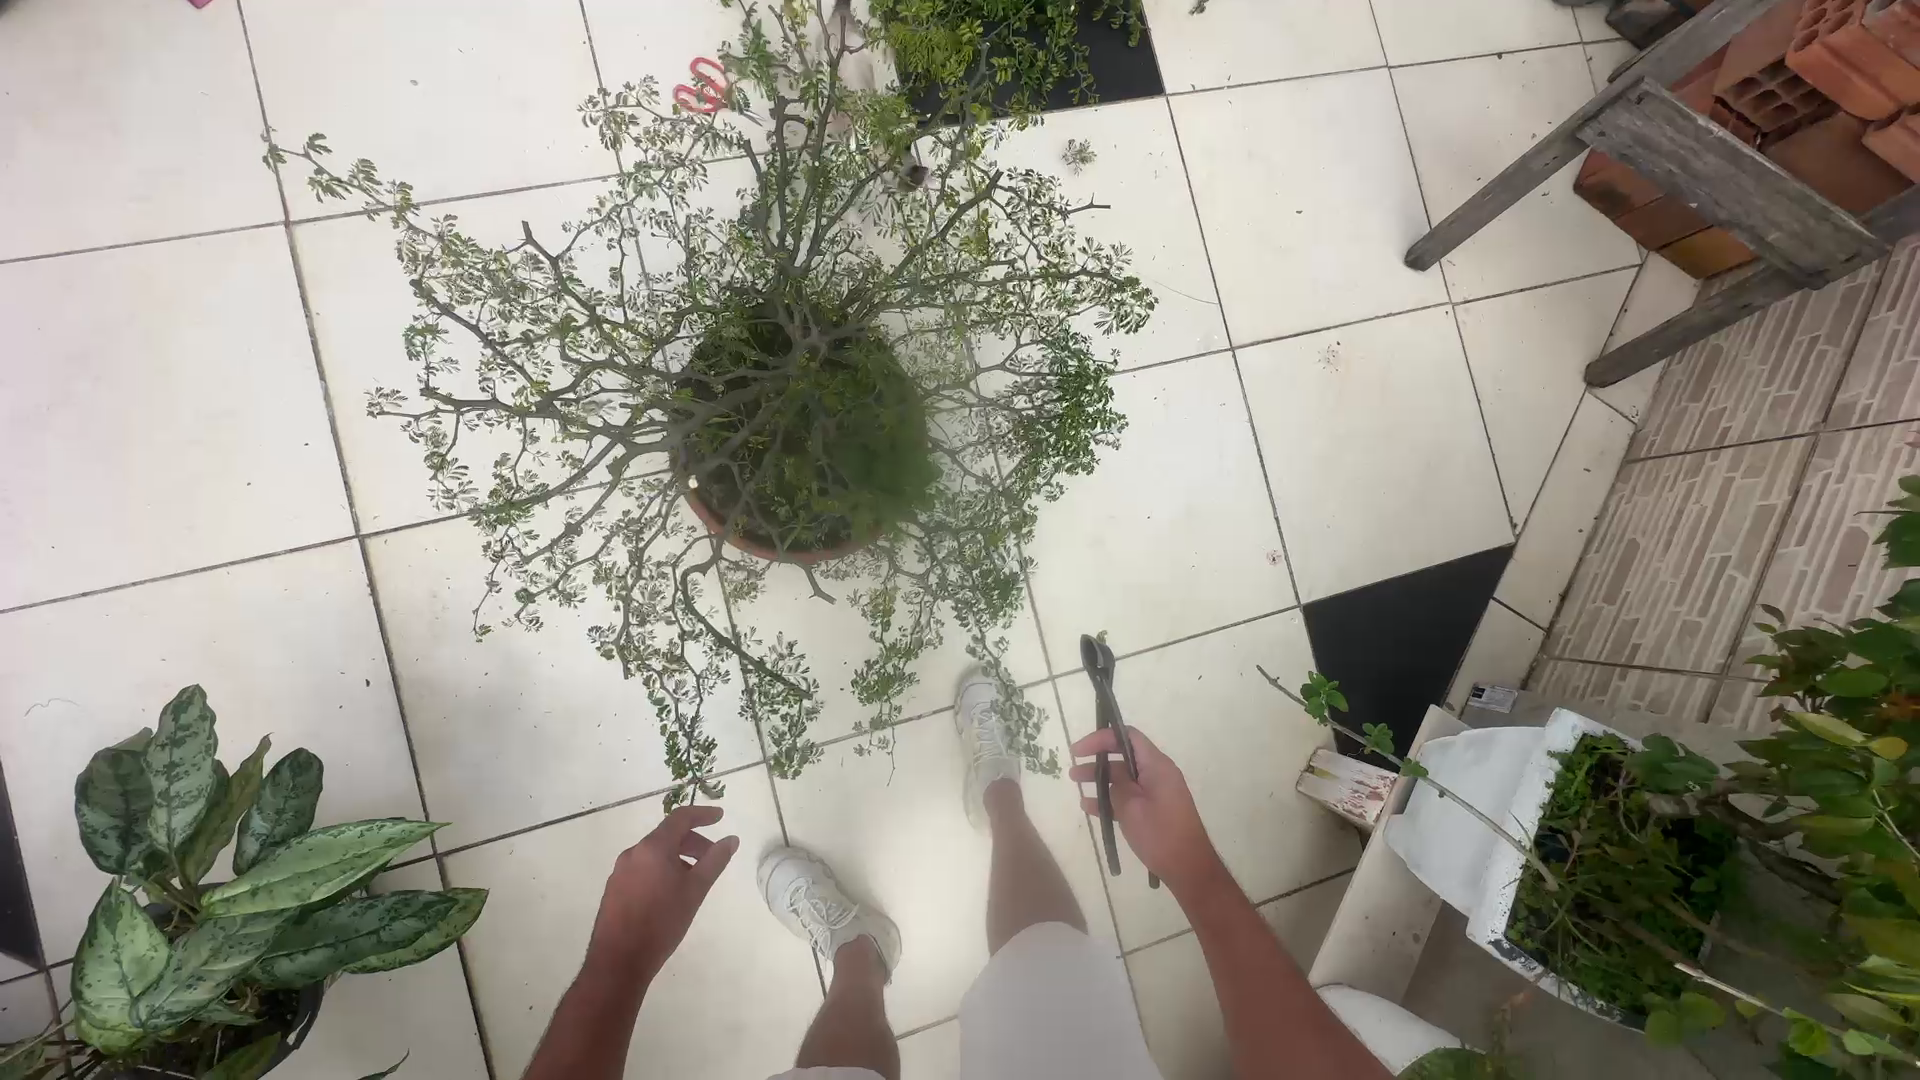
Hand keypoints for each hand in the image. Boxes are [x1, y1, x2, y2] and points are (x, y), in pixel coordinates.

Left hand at [584, 805, 739, 978]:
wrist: (618, 962)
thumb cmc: (662, 922)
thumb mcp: (696, 889)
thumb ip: (715, 860)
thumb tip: (731, 839)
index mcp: (653, 848)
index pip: (681, 818)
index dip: (703, 814)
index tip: (720, 817)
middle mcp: (633, 853)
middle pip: (668, 836)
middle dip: (693, 842)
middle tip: (712, 858)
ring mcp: (619, 872)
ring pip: (655, 854)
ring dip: (678, 858)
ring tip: (693, 880)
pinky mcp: (613, 890)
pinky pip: (643, 869)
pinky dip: (661, 870)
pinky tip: (670, 894)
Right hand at [1070, 727, 1225, 894]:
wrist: (1189, 869)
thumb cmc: (1160, 833)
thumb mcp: (1131, 806)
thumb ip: (1117, 785)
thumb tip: (1113, 778)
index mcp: (1157, 765)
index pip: (1127, 737)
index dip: (1101, 738)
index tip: (1079, 750)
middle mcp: (1158, 773)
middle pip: (1123, 757)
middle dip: (1097, 761)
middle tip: (1074, 770)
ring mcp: (1157, 793)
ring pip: (1124, 778)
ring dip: (1100, 781)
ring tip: (1077, 788)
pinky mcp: (1155, 810)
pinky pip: (1129, 796)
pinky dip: (1110, 799)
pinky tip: (1090, 808)